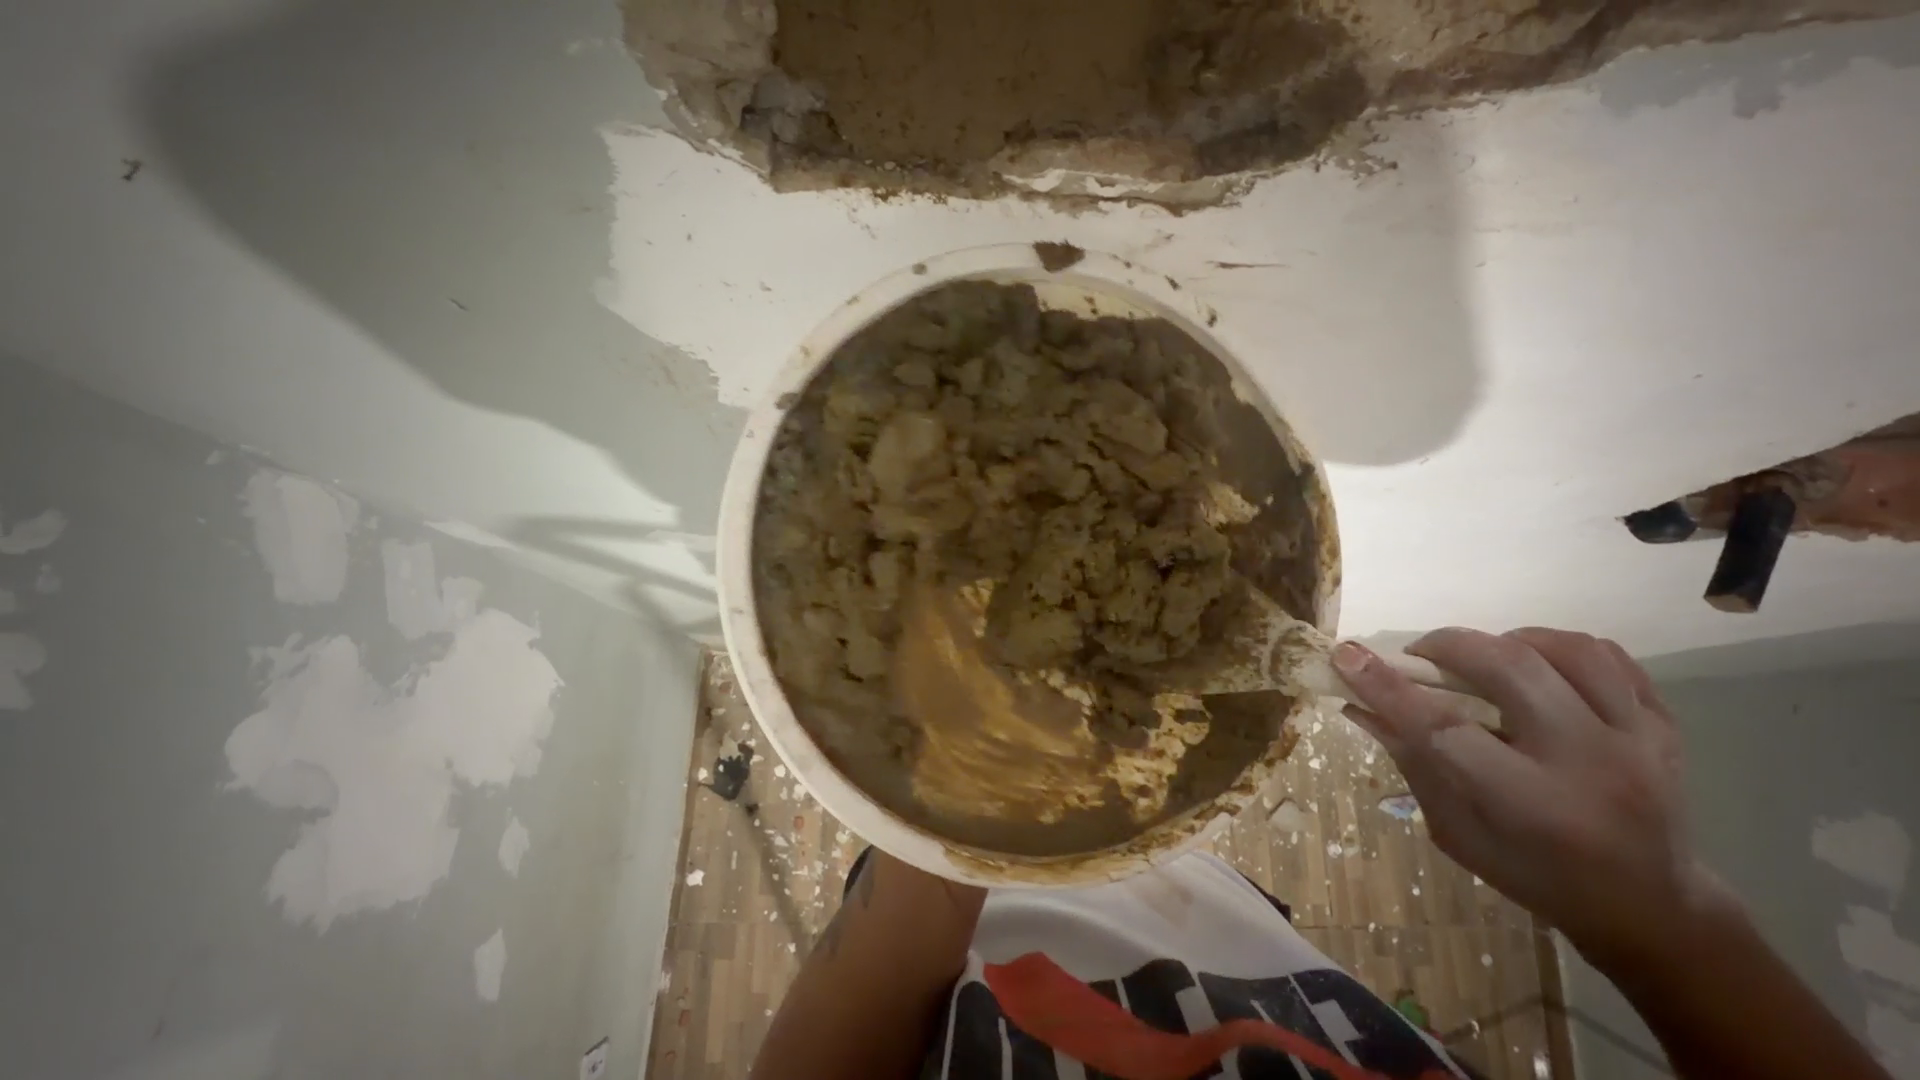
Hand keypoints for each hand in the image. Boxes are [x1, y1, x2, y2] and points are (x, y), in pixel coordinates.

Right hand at [1332, 628, 1730, 965]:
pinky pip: (1608, 656)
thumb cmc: (1537, 876)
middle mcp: (1591, 763)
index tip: (1346, 655)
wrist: (1650, 905)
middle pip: (1512, 669)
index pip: (1445, 728)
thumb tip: (1361, 705)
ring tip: (1482, 656)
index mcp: (1533, 805)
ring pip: (1567, 649)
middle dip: (1450, 645)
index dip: (1388, 687)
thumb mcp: (1458, 833)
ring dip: (1508, 640)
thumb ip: (1414, 763)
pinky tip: (1534, 662)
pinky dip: (1559, 647)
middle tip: (1420, 654)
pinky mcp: (1663, 724)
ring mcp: (1638, 740)